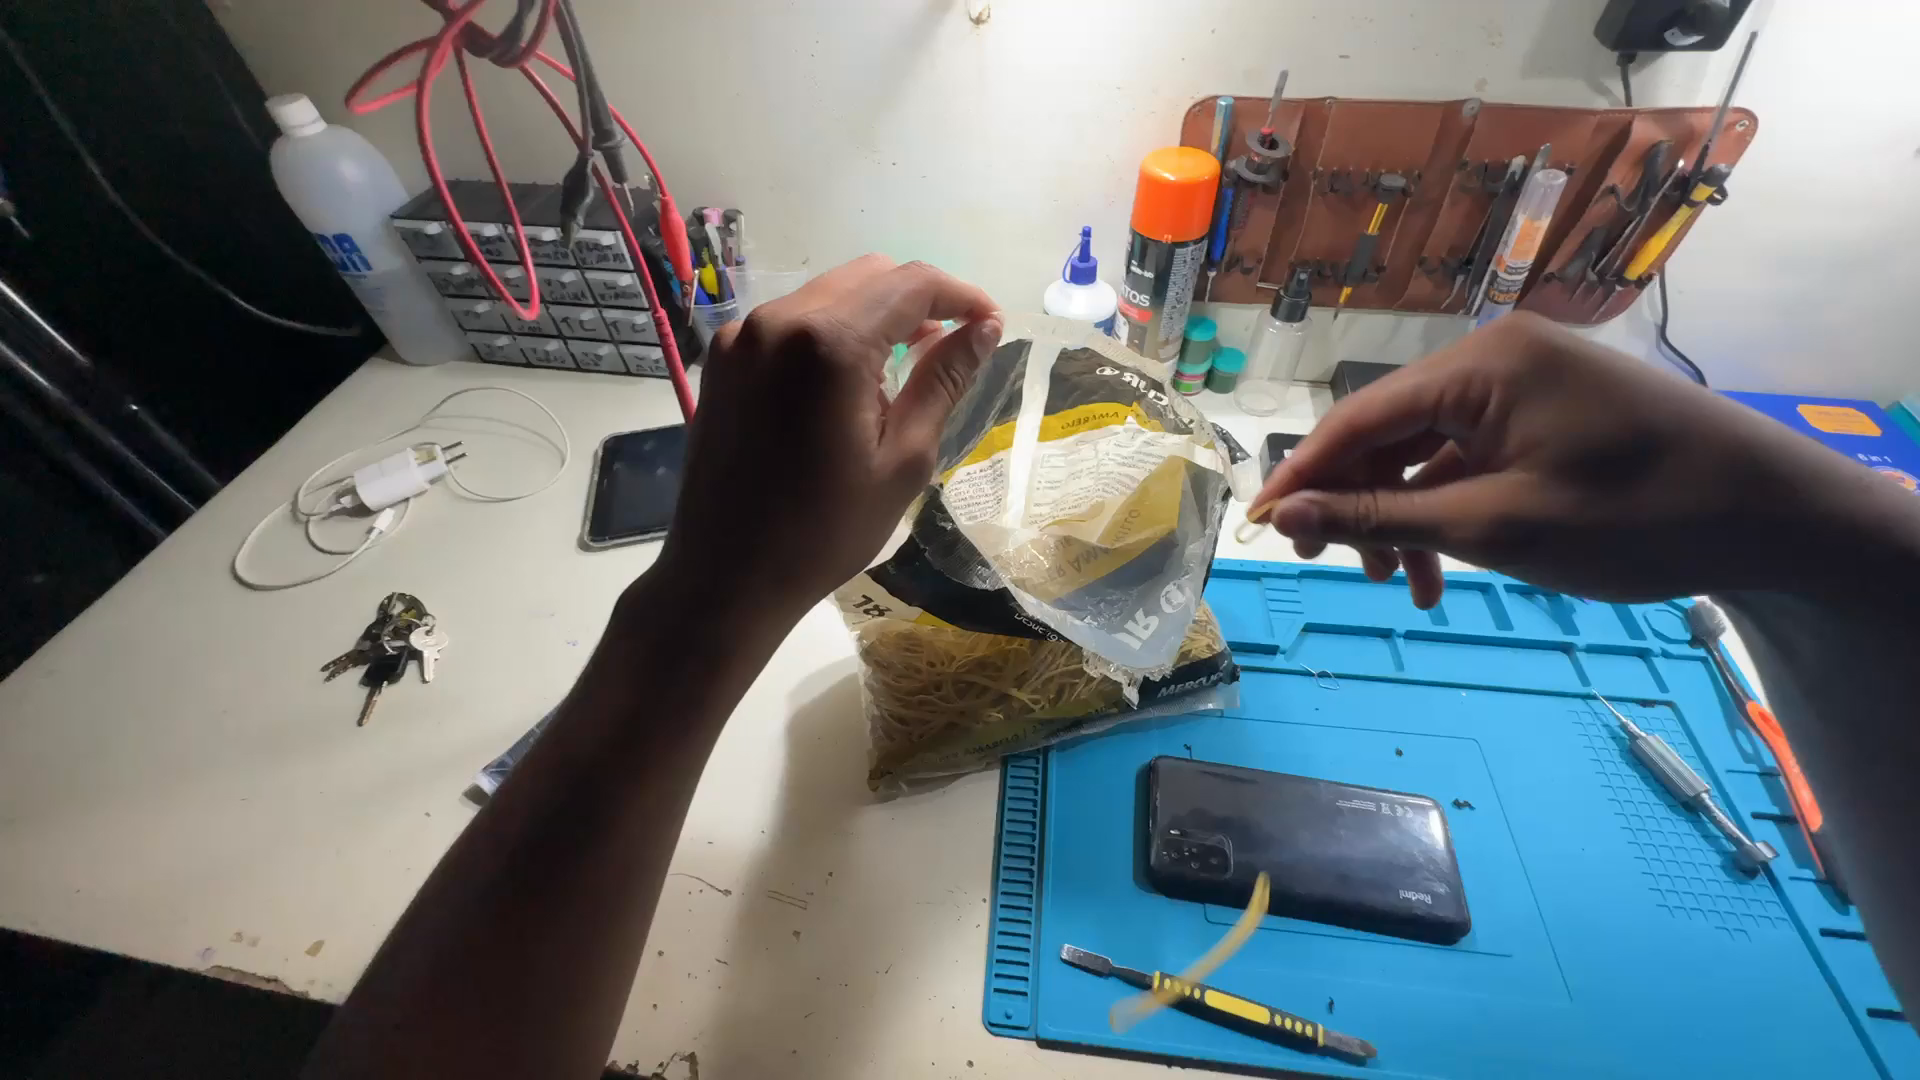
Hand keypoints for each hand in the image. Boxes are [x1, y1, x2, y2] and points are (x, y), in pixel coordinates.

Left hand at [659, 256, 1001, 619]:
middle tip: (948, 352)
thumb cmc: (826, 531)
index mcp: (829, 343)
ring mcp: (741, 337)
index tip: (990, 325)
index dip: (961, 295)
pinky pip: (792, 323)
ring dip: (874, 318)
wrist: (727, 576)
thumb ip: (943, 381)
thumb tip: (984, 328)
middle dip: (918, 302)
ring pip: (827, 295)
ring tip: (899, 378)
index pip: (911, 284)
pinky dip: (831, 335)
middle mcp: (778, 320)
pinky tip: (845, 389)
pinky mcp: (722, 360)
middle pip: (867, 276)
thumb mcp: (904, 460)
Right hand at [1246, 312, 1901, 605]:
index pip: (1358, 418)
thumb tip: (1282, 515)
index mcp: (1479, 366)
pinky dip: (1444, 511)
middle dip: (1358, 504)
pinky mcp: (1538, 412)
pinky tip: (1439, 568)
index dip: (1301, 474)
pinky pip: (1463, 459)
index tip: (1259, 522)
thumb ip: (1377, 515)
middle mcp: (1490, 359)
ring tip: (1402, 584)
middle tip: (1331, 563)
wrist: (1792, 524)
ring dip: (1402, 518)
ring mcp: (1518, 384)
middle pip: (1386, 435)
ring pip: (1421, 453)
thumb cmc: (1638, 519)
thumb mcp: (1490, 526)